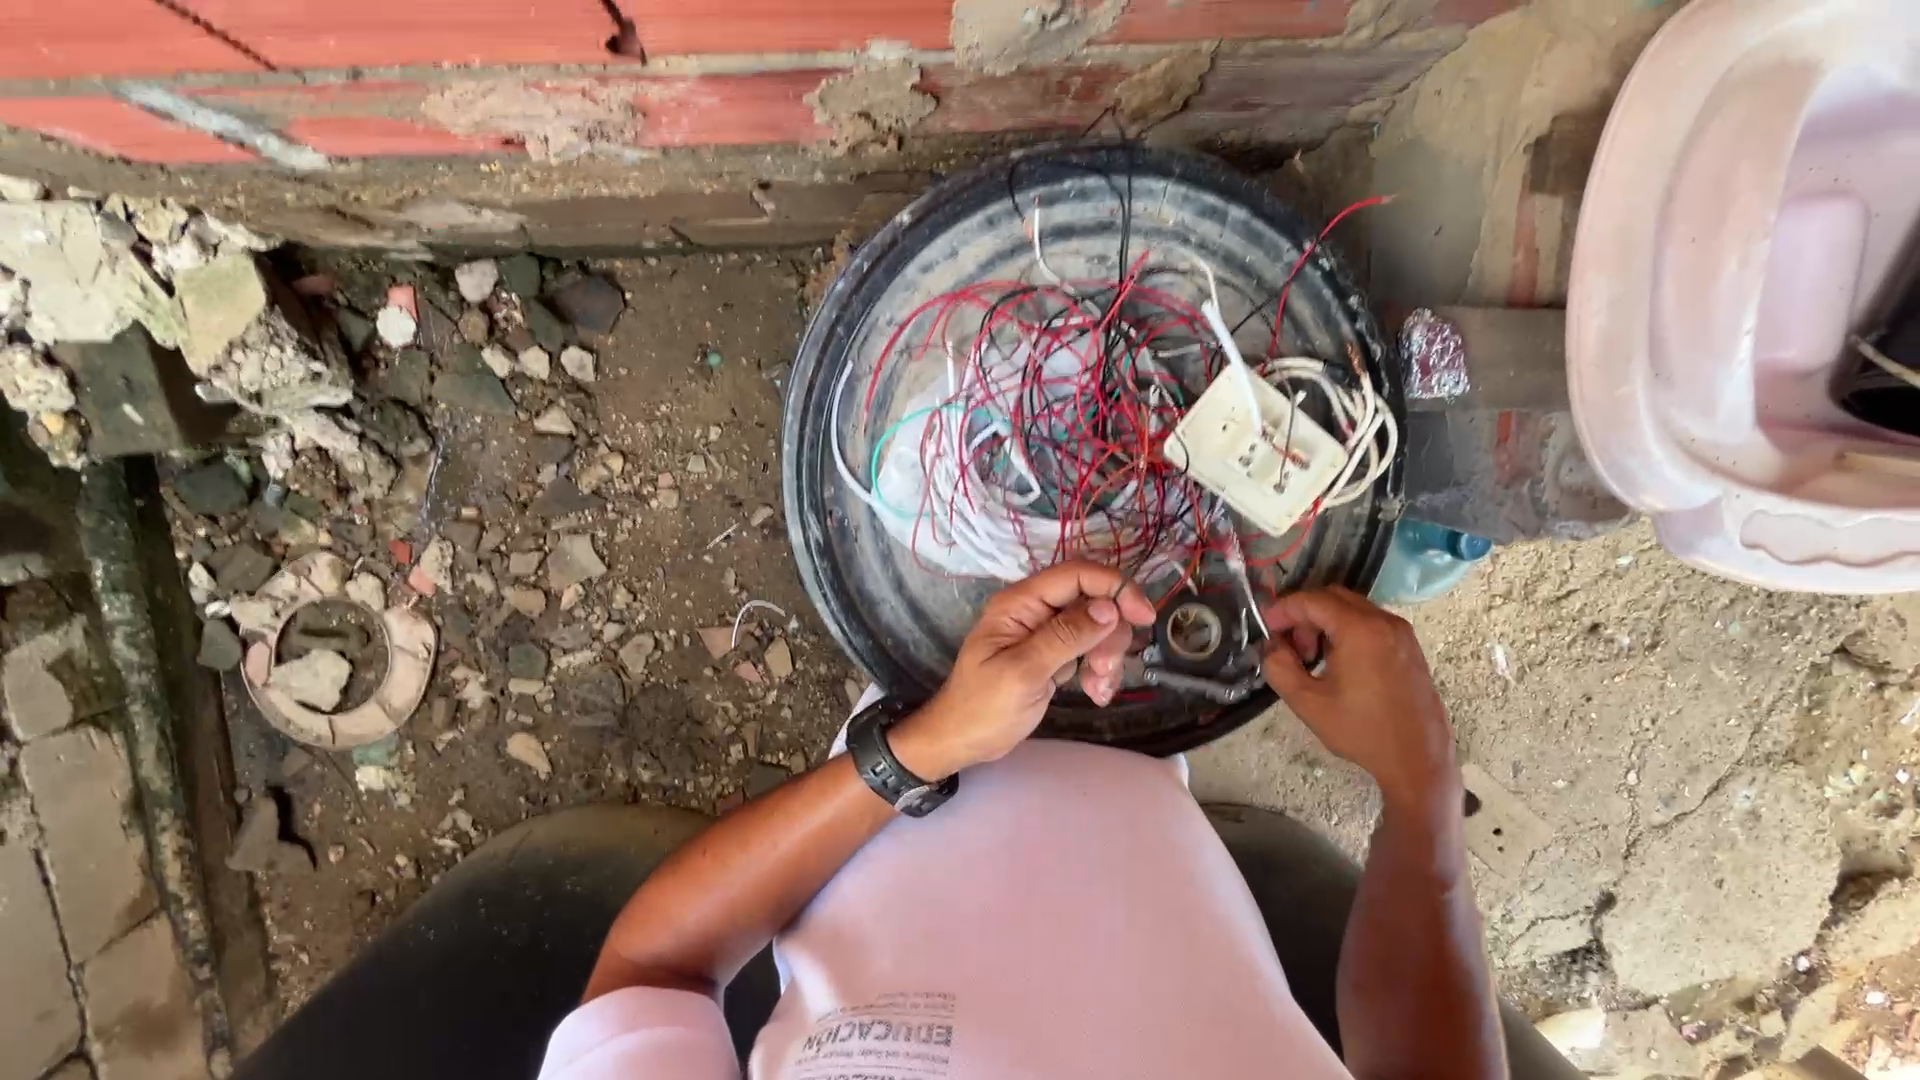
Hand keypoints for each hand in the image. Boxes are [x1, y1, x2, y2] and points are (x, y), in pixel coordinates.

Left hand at [891, 561, 1155, 778]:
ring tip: (1097, 688)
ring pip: (1097, 627)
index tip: (1144, 616)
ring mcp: (1045, 633)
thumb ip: (1065, 637)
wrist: (962, 741)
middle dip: (1110, 633)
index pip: (1076, 575)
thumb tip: (1108, 607)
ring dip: (1107, 656)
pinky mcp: (1054, 656)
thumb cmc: (983, 706)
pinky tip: (1096, 694)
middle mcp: (1035, 611)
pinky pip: (1090, 650)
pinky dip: (1100, 670)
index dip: (1115, 588)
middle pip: (1093, 600)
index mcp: (1020, 603)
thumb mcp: (1023, 672)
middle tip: (1104, 669)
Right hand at [1260, 586, 1457, 807]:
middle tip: (1290, 646)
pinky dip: (1345, 630)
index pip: (1311, 600)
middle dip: (1303, 615)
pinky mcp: (1409, 647)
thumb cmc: (1362, 730)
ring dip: (1324, 623)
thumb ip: (1278, 667)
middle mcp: (1384, 622)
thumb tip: (1271, 646)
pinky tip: (1337, 663)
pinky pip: (1369, 622)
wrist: (1418, 759)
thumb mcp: (1307, 702)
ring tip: (1312, 658)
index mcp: (1360, 630)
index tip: (1265, 628)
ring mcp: (1401, 633)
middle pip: (1333, 597)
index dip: (1282, 609)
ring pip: (1352, 608)